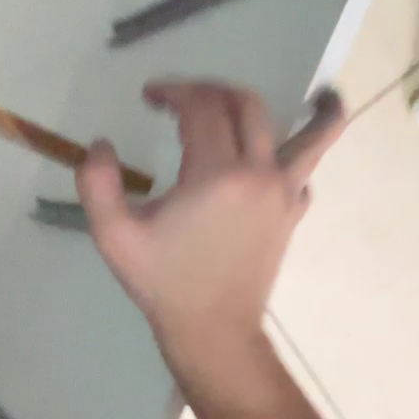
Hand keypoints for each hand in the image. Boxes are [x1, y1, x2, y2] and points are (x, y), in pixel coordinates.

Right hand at [78, 81, 344, 350]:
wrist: (212, 328)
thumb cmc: (163, 281)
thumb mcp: (113, 235)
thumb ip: (97, 184)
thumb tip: (100, 146)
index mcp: (216, 173)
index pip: (201, 107)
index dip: (174, 91)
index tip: (149, 96)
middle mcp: (260, 173)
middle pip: (249, 106)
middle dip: (213, 90)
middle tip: (184, 97)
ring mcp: (284, 193)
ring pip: (312, 134)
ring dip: (313, 109)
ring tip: (322, 94)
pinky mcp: (292, 213)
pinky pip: (307, 170)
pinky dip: (301, 154)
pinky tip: (283, 156)